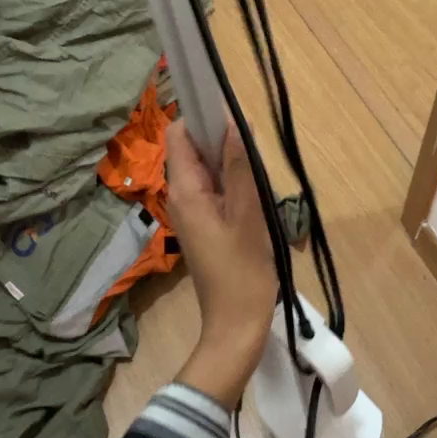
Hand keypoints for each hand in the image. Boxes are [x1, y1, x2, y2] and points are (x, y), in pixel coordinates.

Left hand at [165, 120, 277, 408]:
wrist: (236, 325)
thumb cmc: (243, 270)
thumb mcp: (247, 214)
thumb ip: (238, 166)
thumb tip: (233, 121)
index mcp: (185, 190)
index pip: (179, 133)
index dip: (200, 115)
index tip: (231, 112)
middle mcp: (181, 196)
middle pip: (193, 148)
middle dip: (220, 138)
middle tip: (253, 150)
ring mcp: (192, 211)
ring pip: (206, 168)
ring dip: (230, 162)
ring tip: (257, 175)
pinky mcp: (204, 224)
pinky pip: (214, 188)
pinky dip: (232, 182)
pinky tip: (255, 195)